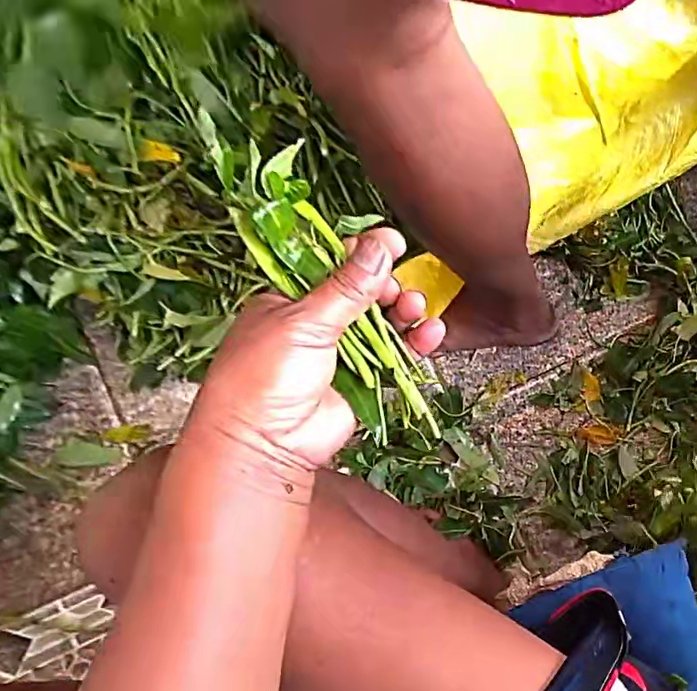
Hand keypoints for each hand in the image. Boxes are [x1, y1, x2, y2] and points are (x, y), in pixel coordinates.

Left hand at [187, 228, 445, 491]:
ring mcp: (343, 353)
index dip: (362, 252)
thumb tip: (378, 247)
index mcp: (290, 298)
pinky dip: (414, 345)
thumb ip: (347, 287)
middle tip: (400, 288)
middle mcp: (318, 323)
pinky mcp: (365, 381)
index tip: (393, 242)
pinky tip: (430, 334)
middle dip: (387, 287)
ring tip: (417, 309)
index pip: (332, 265)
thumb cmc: (266, 376)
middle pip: (364, 295)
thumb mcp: (305, 321)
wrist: (268, 441)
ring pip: (383, 325)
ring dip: (403, 314)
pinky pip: (395, 357)